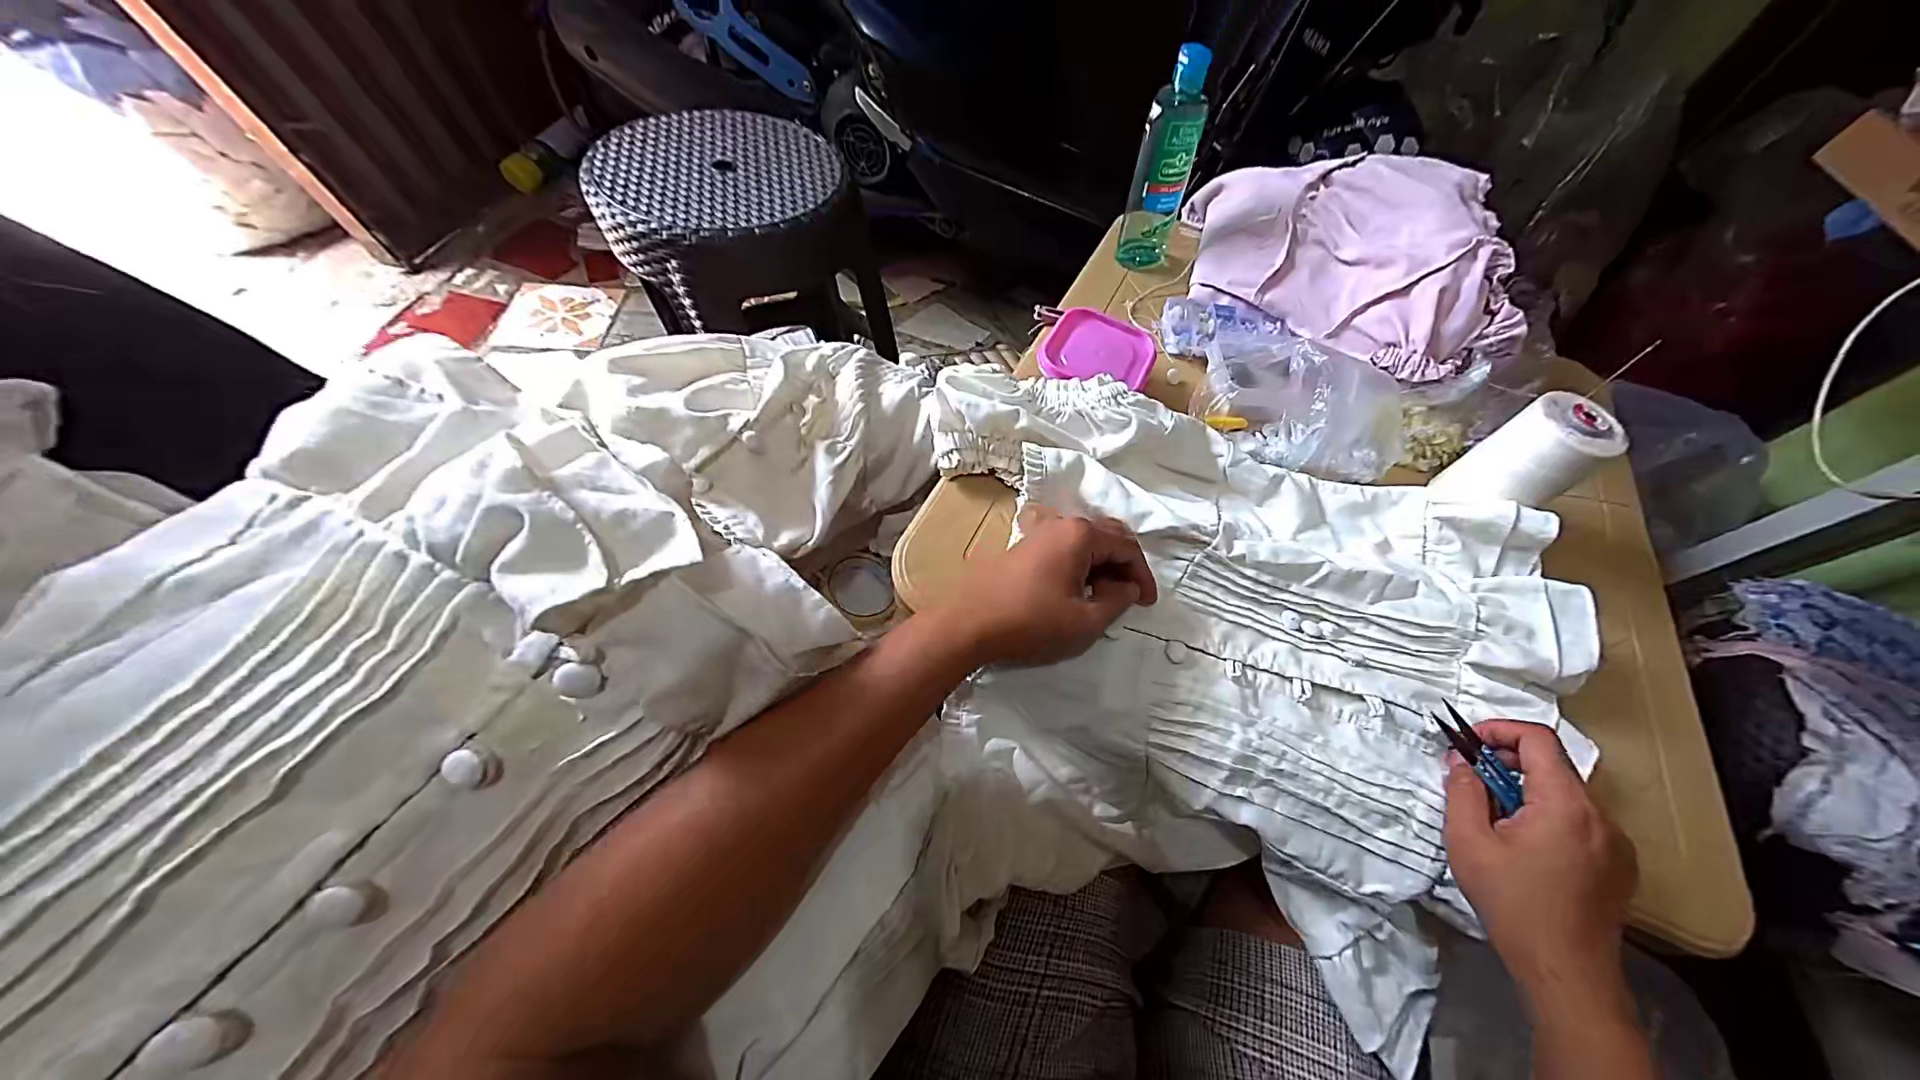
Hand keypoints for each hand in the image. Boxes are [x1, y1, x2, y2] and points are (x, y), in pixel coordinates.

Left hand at [935, 505, 1157, 666]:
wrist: (967, 624)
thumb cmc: (1030, 623)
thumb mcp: (1085, 621)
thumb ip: (1117, 601)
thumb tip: (1127, 587)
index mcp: (1080, 534)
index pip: (1127, 546)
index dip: (1142, 576)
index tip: (1146, 604)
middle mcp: (1058, 524)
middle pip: (1106, 536)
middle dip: (1123, 565)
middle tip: (1128, 597)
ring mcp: (1036, 533)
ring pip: (1082, 541)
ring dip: (1099, 564)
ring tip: (1101, 596)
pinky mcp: (1020, 548)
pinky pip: (1060, 547)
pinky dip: (1077, 564)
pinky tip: (1072, 587)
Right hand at [1443, 720, 1637, 1012]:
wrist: (1566, 969)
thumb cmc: (1512, 902)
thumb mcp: (1467, 840)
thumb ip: (1463, 791)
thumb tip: (1461, 762)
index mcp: (1565, 805)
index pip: (1539, 739)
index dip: (1499, 730)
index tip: (1469, 742)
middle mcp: (1600, 817)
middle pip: (1553, 766)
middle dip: (1506, 762)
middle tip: (1470, 780)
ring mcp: (1616, 843)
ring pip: (1565, 794)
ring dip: (1525, 790)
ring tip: (1493, 817)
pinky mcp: (1618, 864)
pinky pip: (1579, 820)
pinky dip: (1546, 815)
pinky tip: (1523, 844)